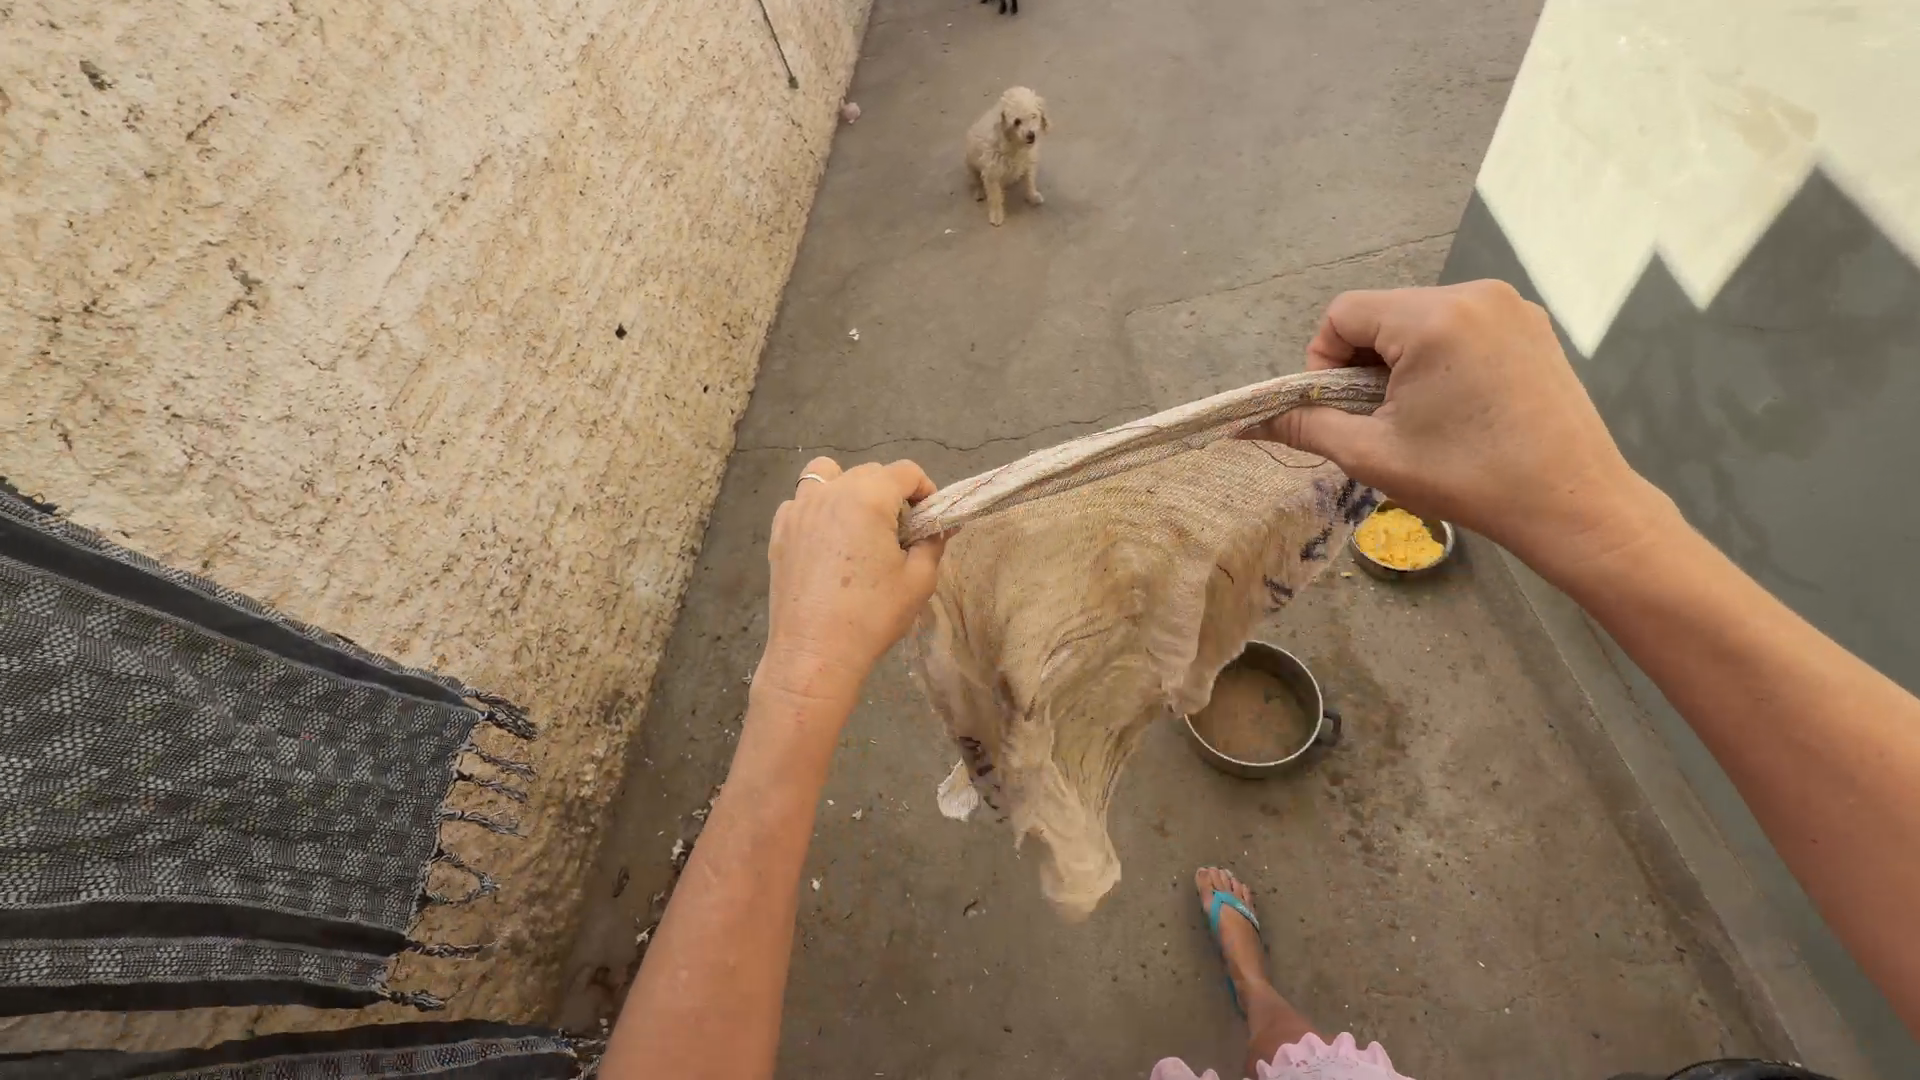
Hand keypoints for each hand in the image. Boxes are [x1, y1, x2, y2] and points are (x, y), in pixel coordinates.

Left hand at [756, 457, 947, 710]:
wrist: (815, 652)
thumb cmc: (873, 616)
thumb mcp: (919, 580)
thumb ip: (933, 542)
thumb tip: (942, 525)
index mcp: (868, 497)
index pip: (906, 471)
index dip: (925, 489)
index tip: (929, 517)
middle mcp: (830, 493)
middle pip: (869, 472)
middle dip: (890, 492)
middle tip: (900, 531)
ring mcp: (799, 509)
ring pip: (827, 475)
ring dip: (849, 488)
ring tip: (858, 523)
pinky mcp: (779, 531)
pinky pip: (801, 502)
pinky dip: (818, 509)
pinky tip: (827, 542)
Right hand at [1244, 281, 1675, 577]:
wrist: (1571, 503)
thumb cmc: (1464, 477)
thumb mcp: (1369, 454)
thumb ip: (1304, 426)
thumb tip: (1247, 424)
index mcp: (1433, 318)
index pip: (1343, 312)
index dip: (1322, 359)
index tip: (1337, 407)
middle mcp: (1475, 295)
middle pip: (1380, 312)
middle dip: (1360, 362)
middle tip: (1373, 417)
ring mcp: (1511, 307)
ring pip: (1418, 320)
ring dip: (1396, 362)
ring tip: (1413, 415)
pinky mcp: (1532, 327)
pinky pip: (1458, 327)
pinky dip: (1435, 359)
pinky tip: (1451, 405)